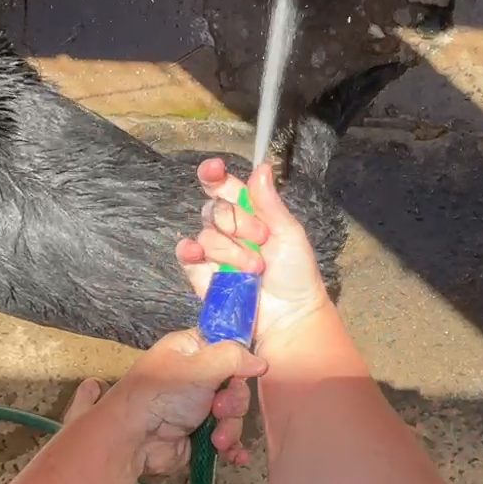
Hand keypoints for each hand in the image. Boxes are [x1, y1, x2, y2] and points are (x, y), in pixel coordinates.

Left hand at [104, 329, 265, 474]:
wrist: (134, 438)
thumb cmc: (161, 394)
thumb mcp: (198, 368)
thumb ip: (232, 359)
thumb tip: (260, 361)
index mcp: (191, 349)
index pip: (226, 347)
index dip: (238, 361)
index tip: (241, 374)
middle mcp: (196, 375)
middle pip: (235, 384)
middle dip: (233, 402)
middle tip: (219, 410)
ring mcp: (198, 405)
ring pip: (233, 413)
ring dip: (230, 427)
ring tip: (216, 439)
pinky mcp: (200, 433)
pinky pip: (228, 437)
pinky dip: (232, 445)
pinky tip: (233, 455)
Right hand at [175, 160, 333, 360]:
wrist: (289, 316)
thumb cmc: (296, 274)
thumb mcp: (290, 234)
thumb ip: (270, 203)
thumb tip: (261, 167)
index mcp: (249, 213)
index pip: (224, 186)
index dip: (214, 175)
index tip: (214, 169)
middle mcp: (228, 229)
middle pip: (214, 208)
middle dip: (238, 222)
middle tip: (261, 240)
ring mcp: (213, 251)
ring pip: (206, 233)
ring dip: (231, 250)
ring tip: (254, 269)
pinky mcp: (200, 272)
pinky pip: (186, 253)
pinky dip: (189, 250)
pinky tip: (198, 253)